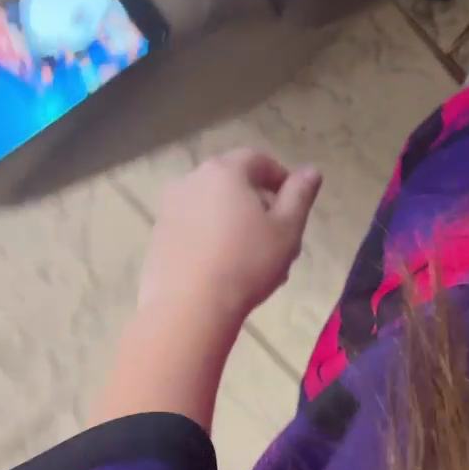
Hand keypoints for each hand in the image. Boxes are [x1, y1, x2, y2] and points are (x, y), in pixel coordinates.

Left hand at [138, 149, 322, 329]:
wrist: (187, 309)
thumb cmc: (247, 262)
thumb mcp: (288, 228)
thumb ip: (300, 194)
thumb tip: (311, 171)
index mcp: (225, 171)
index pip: (258, 159)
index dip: (281, 177)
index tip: (294, 204)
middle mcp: (192, 181)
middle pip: (233, 181)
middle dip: (258, 200)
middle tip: (276, 232)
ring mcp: (169, 209)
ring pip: (213, 205)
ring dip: (234, 220)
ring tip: (252, 254)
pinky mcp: (157, 237)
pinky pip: (193, 226)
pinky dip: (211, 236)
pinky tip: (224, 266)